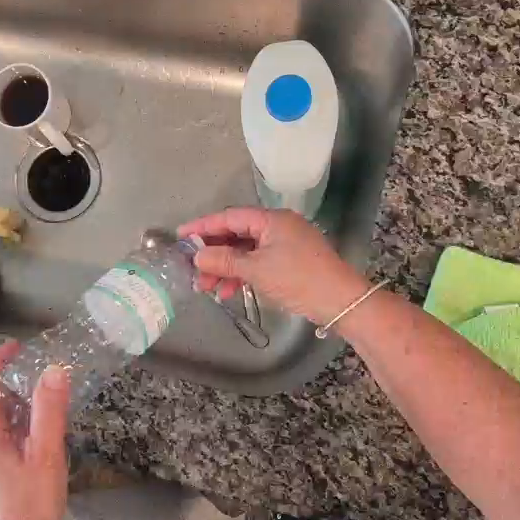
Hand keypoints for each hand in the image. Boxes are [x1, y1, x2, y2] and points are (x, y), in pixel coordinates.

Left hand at [0, 342, 70, 519]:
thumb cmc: (31, 502)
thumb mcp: (46, 454)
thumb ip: (50, 411)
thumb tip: (54, 369)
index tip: (18, 346)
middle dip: (16, 381)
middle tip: (46, 371)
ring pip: (2, 419)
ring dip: (23, 404)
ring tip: (53, 397)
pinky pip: (8, 436)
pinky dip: (25, 423)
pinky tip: (48, 431)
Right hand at [178, 207, 370, 324]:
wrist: (340, 301)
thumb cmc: (298, 279)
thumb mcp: (256, 270)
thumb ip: (224, 261)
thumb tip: (197, 256)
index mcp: (272, 219)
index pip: (230, 217)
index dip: (203, 227)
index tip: (180, 236)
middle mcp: (278, 226)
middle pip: (236, 234)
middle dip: (213, 254)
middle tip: (193, 271)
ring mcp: (285, 244)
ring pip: (245, 251)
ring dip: (225, 268)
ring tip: (208, 288)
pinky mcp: (289, 262)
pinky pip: (257, 262)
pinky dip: (241, 274)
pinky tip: (229, 291)